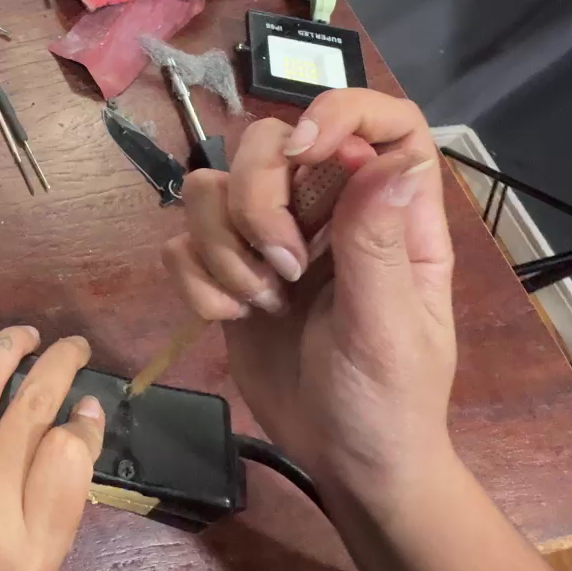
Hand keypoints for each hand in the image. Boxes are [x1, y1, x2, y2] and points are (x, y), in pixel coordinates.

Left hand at [0, 313, 105, 570]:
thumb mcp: (42, 556)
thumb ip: (69, 489)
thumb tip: (85, 409)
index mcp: (14, 536)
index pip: (66, 455)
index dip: (84, 419)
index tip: (87, 402)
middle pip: (27, 406)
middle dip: (59, 363)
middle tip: (74, 346)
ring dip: (9, 345)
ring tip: (29, 335)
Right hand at [161, 88, 456, 502]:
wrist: (340, 457)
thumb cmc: (389, 398)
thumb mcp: (391, 329)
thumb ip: (378, 242)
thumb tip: (386, 159)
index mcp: (384, 210)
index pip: (379, 121)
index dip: (339, 113)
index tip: (304, 151)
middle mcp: (321, 207)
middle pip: (264, 143)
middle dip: (255, 202)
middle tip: (282, 267)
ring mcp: (265, 233)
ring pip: (209, 189)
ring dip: (222, 251)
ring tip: (260, 303)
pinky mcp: (221, 265)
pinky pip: (180, 240)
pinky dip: (195, 280)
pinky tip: (230, 316)